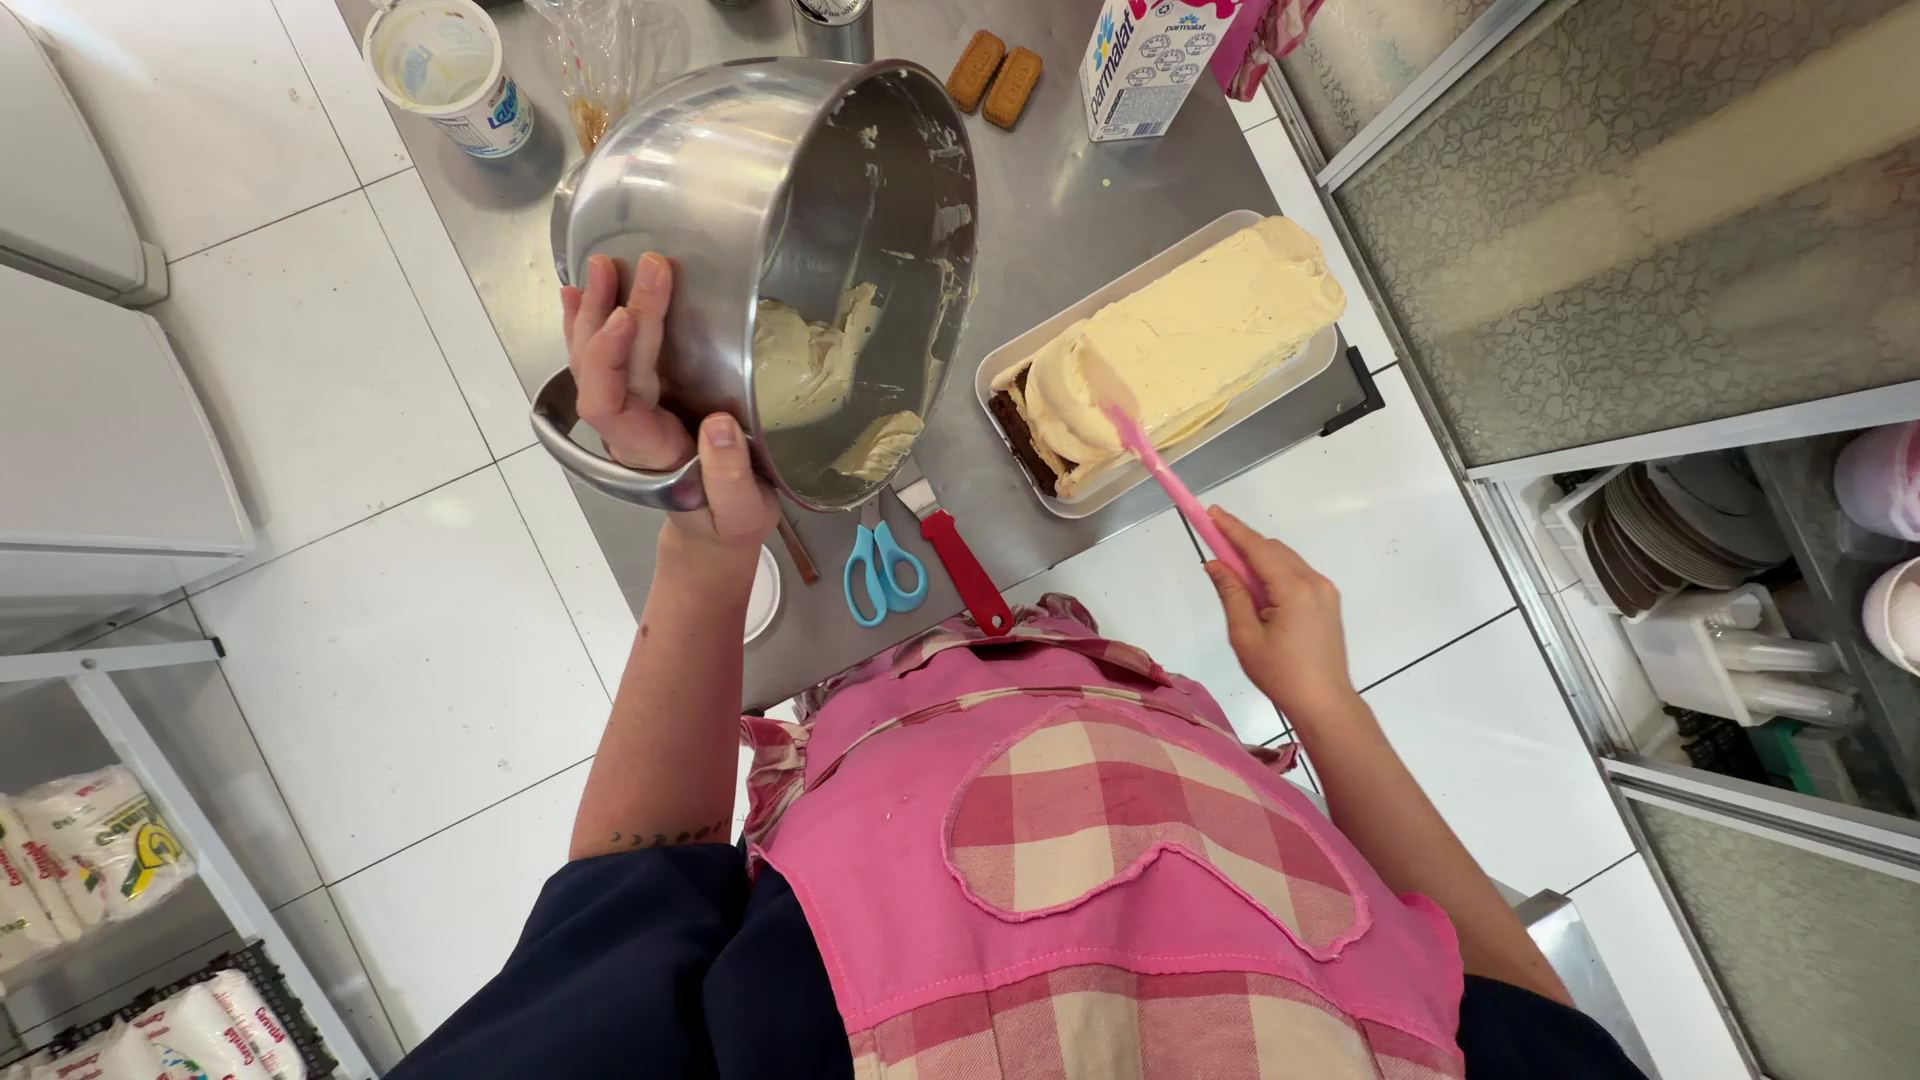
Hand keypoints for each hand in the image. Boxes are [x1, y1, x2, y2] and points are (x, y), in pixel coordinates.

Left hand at [561, 253, 777, 556]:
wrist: (716, 530)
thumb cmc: (731, 522)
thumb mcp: (743, 512)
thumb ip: (730, 477)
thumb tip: (718, 423)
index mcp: (648, 453)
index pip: (607, 404)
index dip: (609, 358)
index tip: (632, 316)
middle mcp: (627, 430)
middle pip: (602, 369)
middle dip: (617, 314)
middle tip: (642, 266)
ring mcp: (630, 415)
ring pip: (595, 361)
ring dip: (596, 311)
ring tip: (602, 267)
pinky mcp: (642, 404)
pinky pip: (607, 363)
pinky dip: (594, 326)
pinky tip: (585, 296)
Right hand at [1204, 507, 1356, 718]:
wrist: (1324, 702)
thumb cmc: (1279, 673)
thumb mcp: (1245, 636)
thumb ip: (1231, 594)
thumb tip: (1216, 564)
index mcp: (1293, 589)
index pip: (1257, 548)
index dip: (1232, 529)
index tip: (1211, 513)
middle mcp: (1314, 582)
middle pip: (1273, 549)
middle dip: (1243, 543)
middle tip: (1214, 544)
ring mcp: (1325, 591)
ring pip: (1285, 561)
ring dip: (1258, 559)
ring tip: (1232, 572)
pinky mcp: (1327, 602)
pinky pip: (1296, 574)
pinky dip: (1273, 572)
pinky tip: (1257, 589)